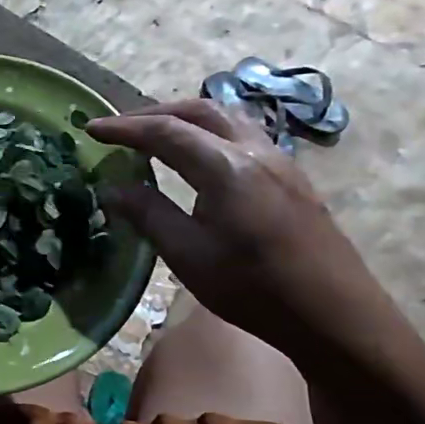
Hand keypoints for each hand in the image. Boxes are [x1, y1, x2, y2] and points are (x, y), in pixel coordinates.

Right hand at [86, 99, 390, 352]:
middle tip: (121, 128)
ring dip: (186, 118)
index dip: (124, 128)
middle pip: (198, 110)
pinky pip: (243, 134)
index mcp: (225, 167)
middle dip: (154, 113)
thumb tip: (113, 188)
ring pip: (225, 117)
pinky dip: (210, 132)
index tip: (91, 129)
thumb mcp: (189, 256)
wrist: (333, 313)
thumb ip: (149, 215)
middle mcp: (254, 150)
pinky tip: (200, 156)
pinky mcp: (291, 175)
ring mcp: (279, 159)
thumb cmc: (255, 289)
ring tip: (157, 135)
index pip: (164, 132)